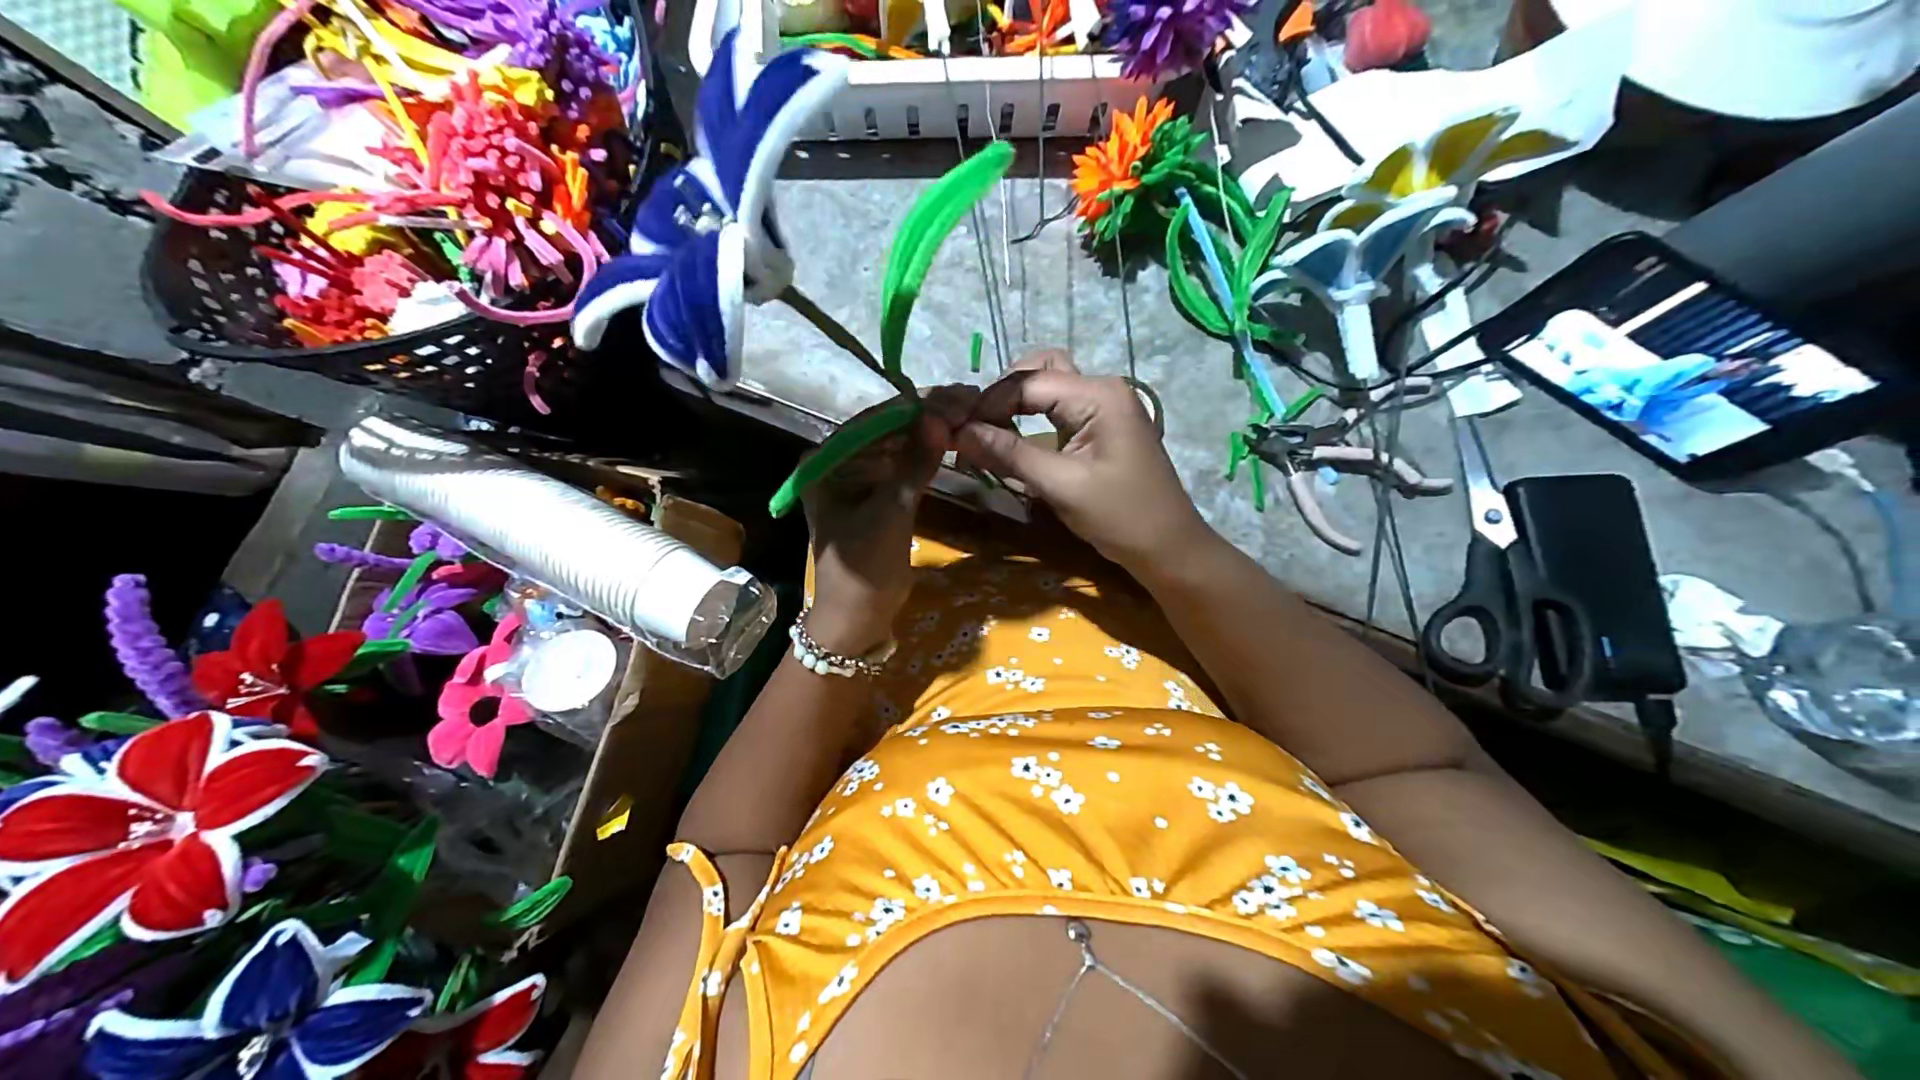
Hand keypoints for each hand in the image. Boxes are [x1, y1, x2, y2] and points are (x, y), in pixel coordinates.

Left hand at [802, 386, 975, 653]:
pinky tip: (954, 438)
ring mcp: (858, 478)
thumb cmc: (863, 569)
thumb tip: (938, 419)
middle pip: (887, 428)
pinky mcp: (878, 493)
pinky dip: (928, 453)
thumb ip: (913, 466)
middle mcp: (838, 462)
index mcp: (825, 463)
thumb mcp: (890, 514)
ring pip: (899, 443)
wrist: (858, 618)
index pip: (873, 421)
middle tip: (971, 398)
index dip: (915, 406)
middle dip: (927, 414)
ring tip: (970, 411)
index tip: (956, 393)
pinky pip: (904, 464)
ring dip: (931, 430)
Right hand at [955, 350, 1211, 572]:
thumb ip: (1010, 454)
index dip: (989, 404)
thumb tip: (960, 434)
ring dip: (1016, 404)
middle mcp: (1102, 389)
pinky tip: (1011, 441)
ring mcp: (1104, 406)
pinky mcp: (1101, 427)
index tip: (958, 432)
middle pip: (1039, 371)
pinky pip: (1058, 410)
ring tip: (987, 433)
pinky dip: (1031, 419)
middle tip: (975, 428)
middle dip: (1003, 395)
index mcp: (1098, 395)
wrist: (1168, 546)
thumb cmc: (1120, 516)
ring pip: (1048, 388)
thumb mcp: (1061, 485)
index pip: (1029, 383)